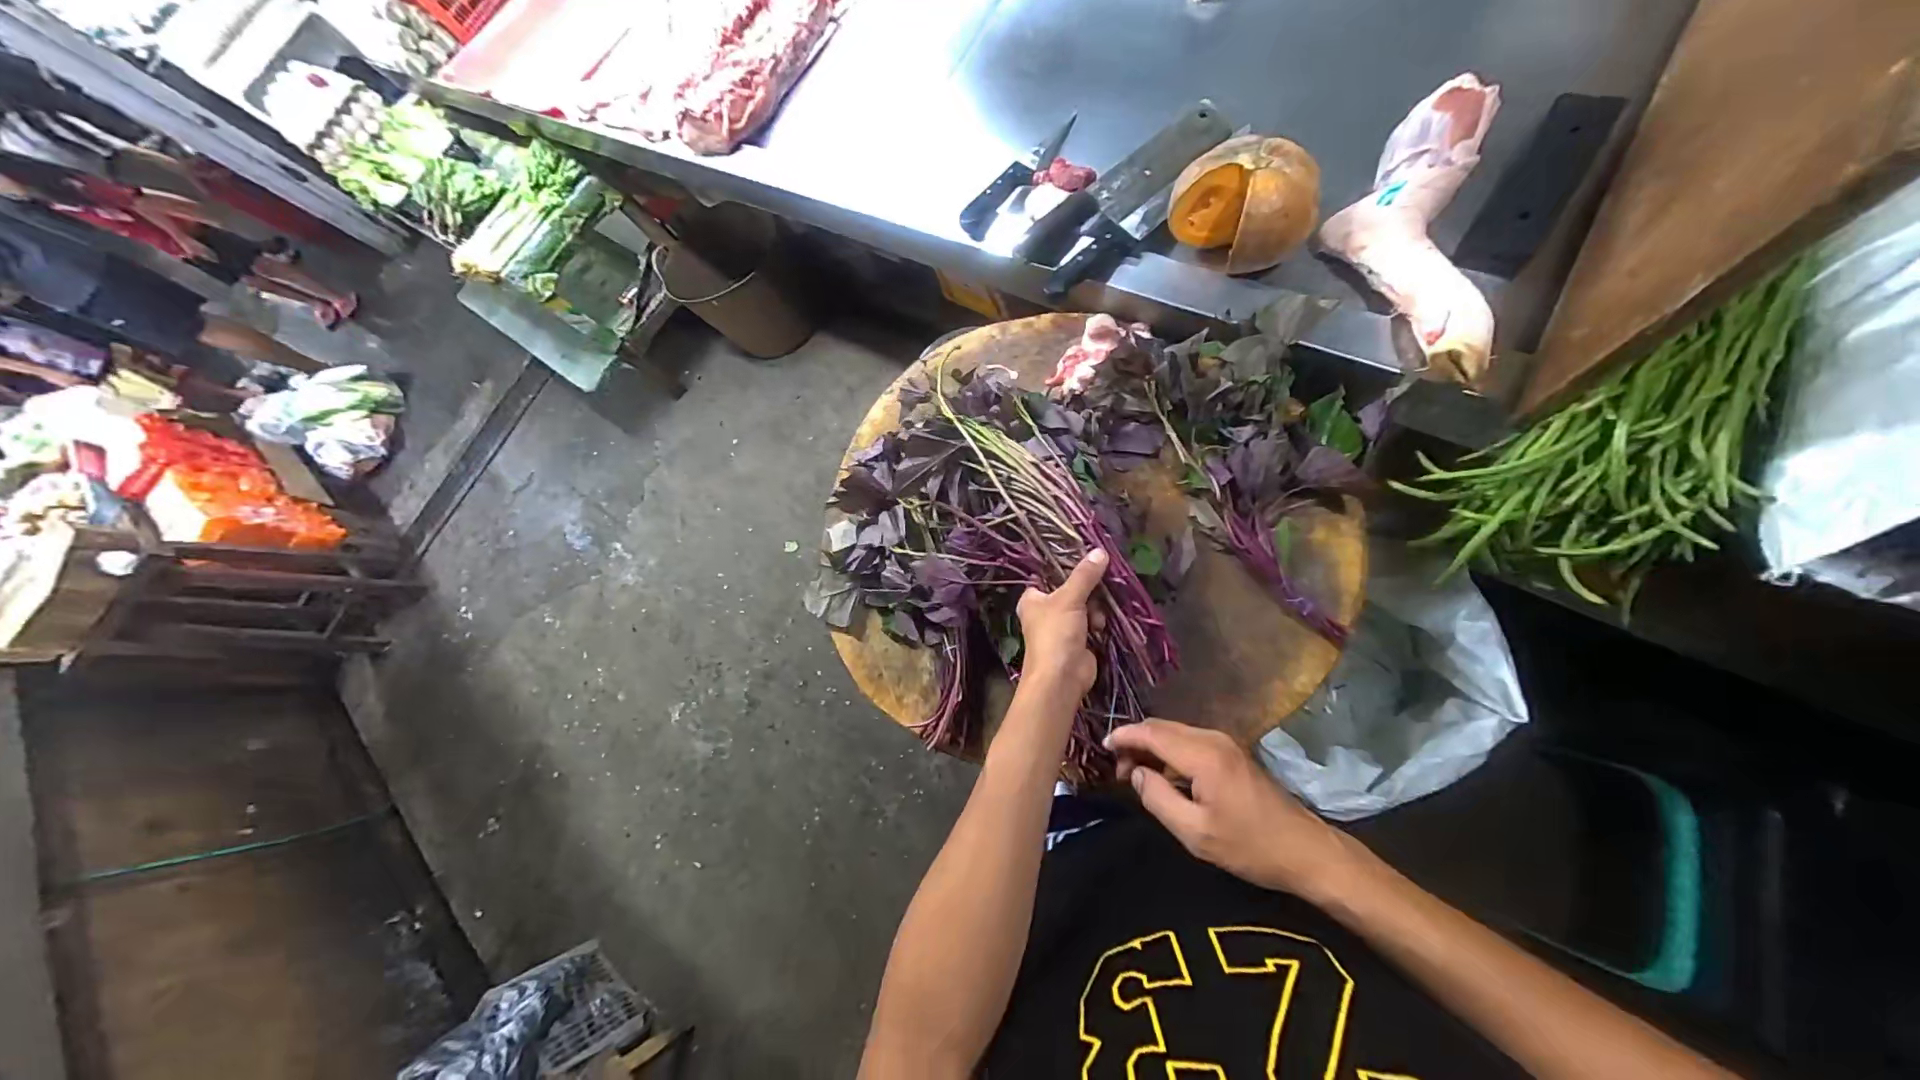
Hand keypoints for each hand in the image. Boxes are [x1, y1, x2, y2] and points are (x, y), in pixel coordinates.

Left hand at [1015, 548, 1107, 694]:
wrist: (1062, 678)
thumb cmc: (1056, 634)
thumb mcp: (1069, 599)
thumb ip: (1084, 575)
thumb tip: (1100, 551)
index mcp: (1033, 598)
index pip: (1051, 574)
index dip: (1069, 567)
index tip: (1091, 559)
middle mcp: (1045, 611)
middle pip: (1072, 589)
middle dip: (1088, 591)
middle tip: (1100, 590)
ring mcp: (1061, 626)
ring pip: (1085, 606)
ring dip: (1095, 609)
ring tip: (1097, 617)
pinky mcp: (1077, 640)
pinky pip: (1091, 623)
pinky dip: (1098, 623)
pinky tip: (1101, 626)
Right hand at [1108, 719, 1366, 901]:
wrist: (1306, 851)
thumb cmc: (1250, 846)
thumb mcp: (1195, 833)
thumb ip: (1157, 799)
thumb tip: (1136, 773)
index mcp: (1203, 755)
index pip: (1152, 732)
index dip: (1124, 736)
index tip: (1102, 747)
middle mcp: (1213, 739)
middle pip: (1162, 727)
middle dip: (1135, 742)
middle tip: (1117, 770)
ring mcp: (1225, 744)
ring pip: (1175, 733)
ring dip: (1151, 747)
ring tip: (1136, 775)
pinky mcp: (1231, 754)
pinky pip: (1189, 742)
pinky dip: (1169, 752)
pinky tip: (1163, 776)